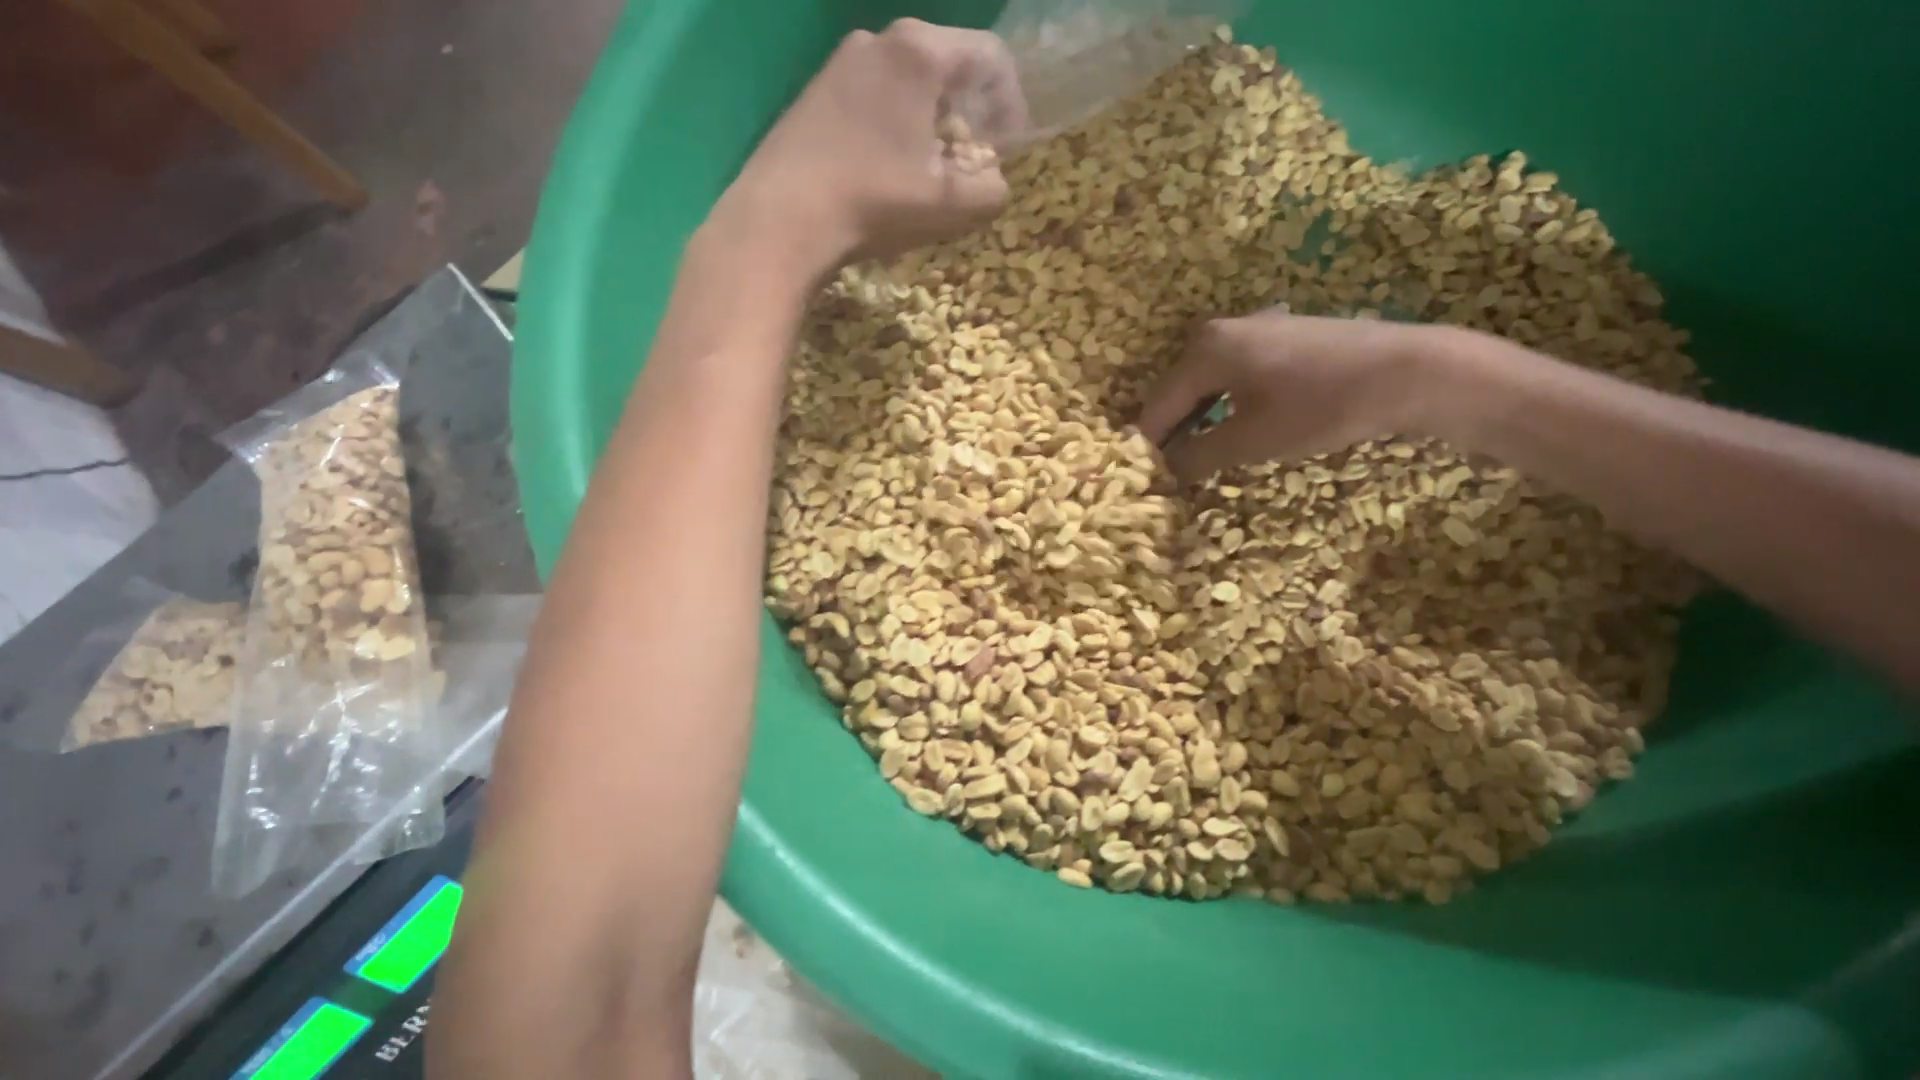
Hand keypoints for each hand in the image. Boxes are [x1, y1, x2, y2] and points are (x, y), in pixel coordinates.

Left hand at [713, 19, 1026, 279]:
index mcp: (920, 52)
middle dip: (971, 114)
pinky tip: (887, 169)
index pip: (991, 58)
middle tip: (971, 163)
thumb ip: (992, 189)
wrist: (781, 219)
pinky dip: (895, 125)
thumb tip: (994, 179)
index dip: (1012, 105)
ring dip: (931, 122)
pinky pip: (874, 96)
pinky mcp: (815, 91)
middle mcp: (879, 40)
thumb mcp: (951, 205)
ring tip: (929, 171)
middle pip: (948, 66)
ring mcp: (840, 62)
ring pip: (909, 83)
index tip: (1007, 151)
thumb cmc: (875, 202)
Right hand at [1137, 310, 1436, 482]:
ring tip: (1207, 455)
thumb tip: (1165, 471)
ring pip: (1209, 381)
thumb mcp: (1252, 440)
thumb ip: (1199, 455)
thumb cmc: (1320, 406)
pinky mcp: (1283, 335)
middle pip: (1180, 389)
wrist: (1409, 371)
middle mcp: (1220, 330)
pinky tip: (1245, 425)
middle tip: (1177, 472)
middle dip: (1176, 431)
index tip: (1149, 481)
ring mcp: (1255, 327)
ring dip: (1203, 418)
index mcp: (1204, 350)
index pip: (1158, 405)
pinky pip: (1237, 372)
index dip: (1150, 446)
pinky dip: (1230, 402)